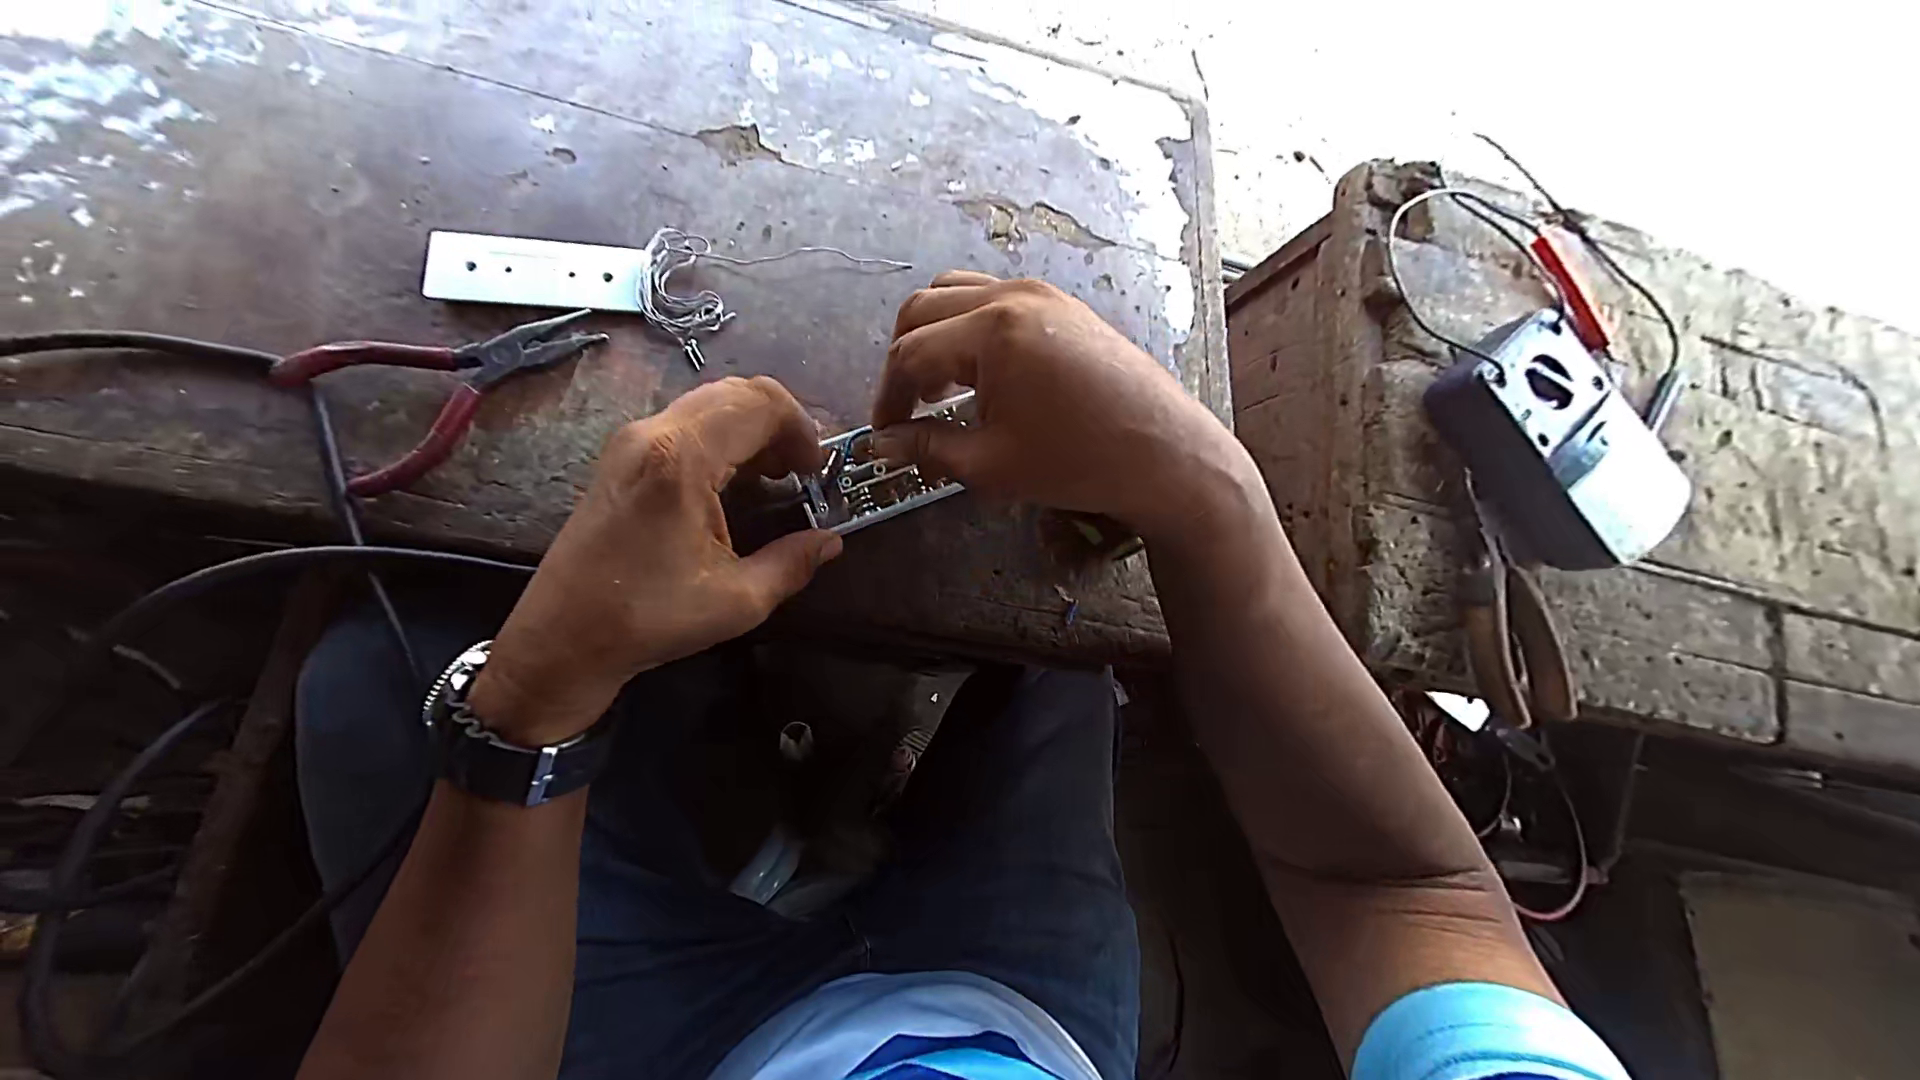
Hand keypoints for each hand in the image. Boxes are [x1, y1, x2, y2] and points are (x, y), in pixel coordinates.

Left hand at [469, 377, 841, 743]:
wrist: (561, 638)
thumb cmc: (648, 618)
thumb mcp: (739, 600)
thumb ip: (794, 563)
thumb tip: (831, 541)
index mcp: (680, 459)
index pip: (760, 403)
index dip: (803, 429)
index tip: (818, 470)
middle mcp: (652, 433)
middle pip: (737, 392)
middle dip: (783, 424)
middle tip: (801, 471)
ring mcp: (632, 441)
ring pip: (712, 402)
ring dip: (755, 429)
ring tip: (776, 475)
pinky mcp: (623, 455)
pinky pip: (689, 422)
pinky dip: (727, 437)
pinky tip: (738, 480)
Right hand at [869, 271, 1259, 543]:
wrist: (1166, 455)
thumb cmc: (1077, 463)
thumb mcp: (990, 464)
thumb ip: (927, 447)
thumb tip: (884, 444)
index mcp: (991, 331)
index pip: (910, 353)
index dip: (887, 396)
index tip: (885, 432)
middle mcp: (1012, 295)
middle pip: (924, 308)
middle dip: (902, 360)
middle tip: (906, 409)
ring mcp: (1043, 293)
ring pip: (957, 294)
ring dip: (934, 335)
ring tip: (941, 387)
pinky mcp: (1064, 305)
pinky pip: (995, 299)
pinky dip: (969, 328)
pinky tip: (982, 371)